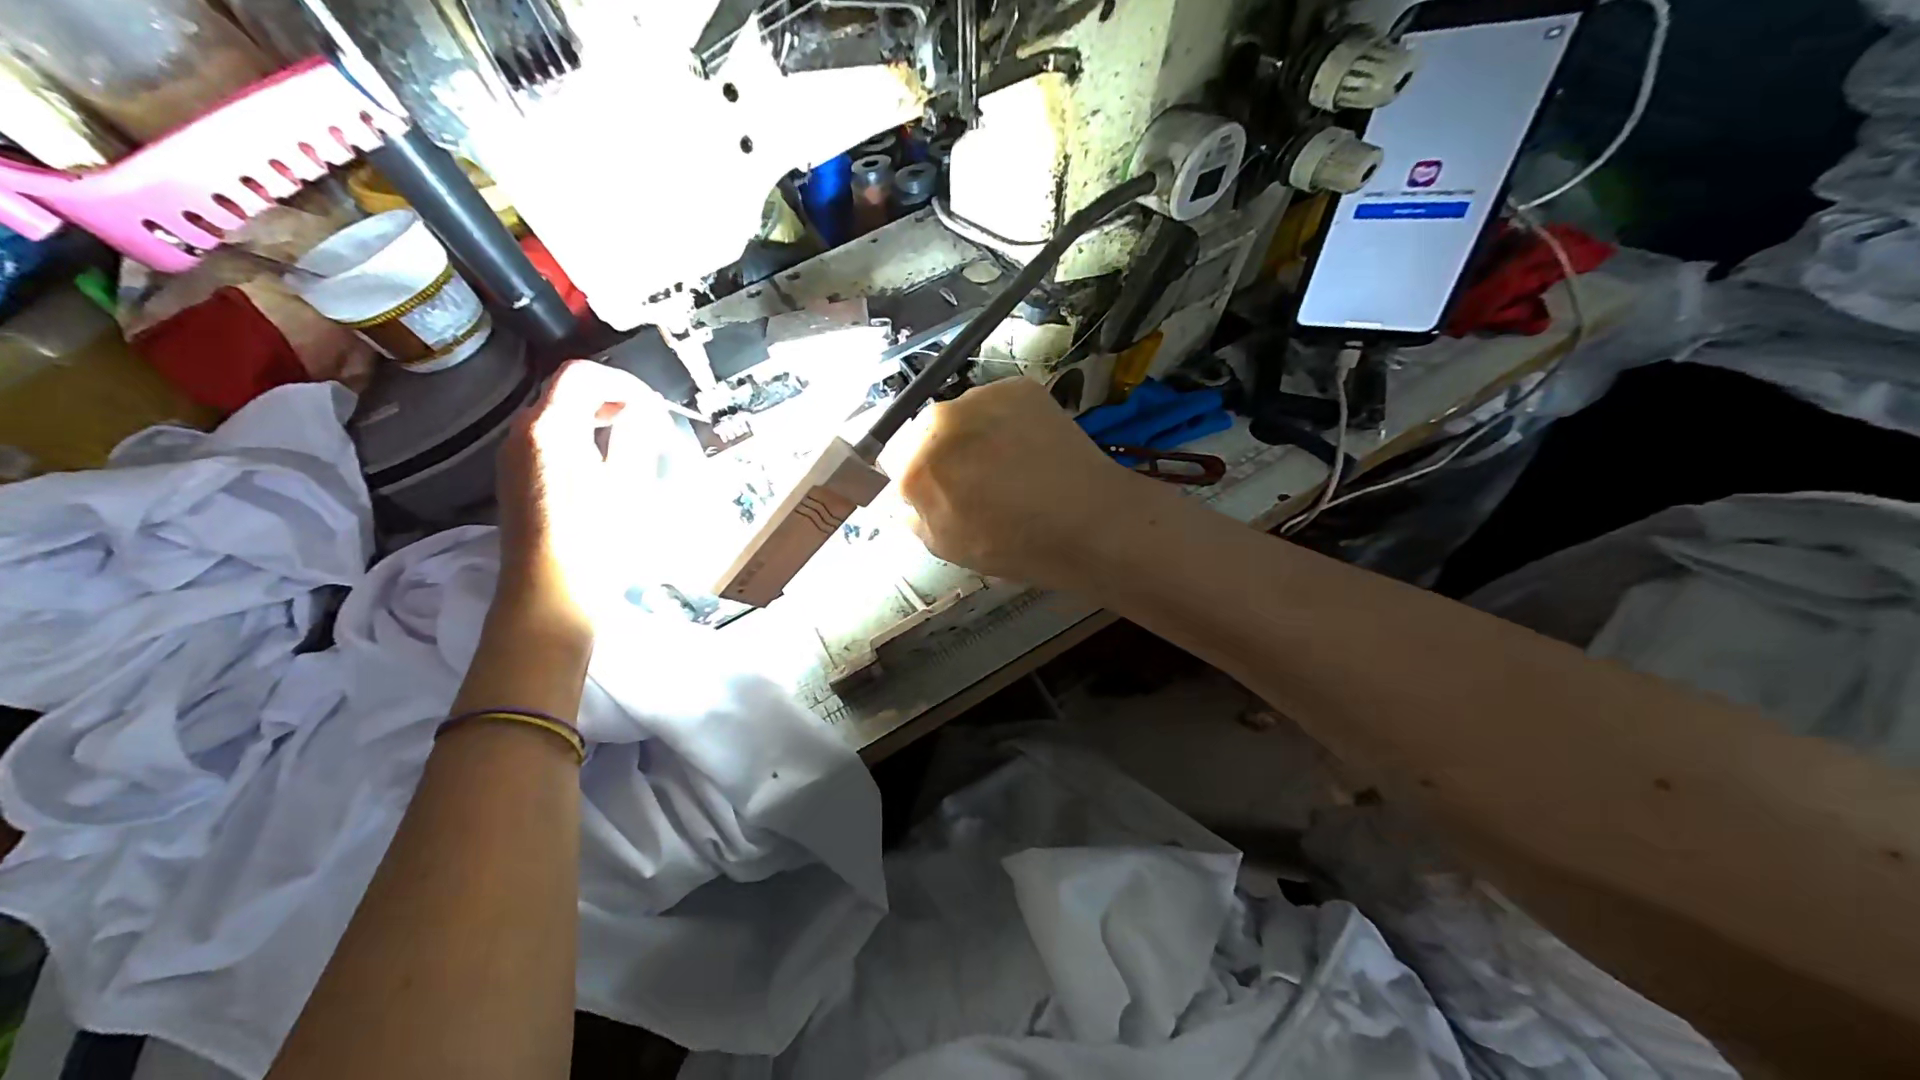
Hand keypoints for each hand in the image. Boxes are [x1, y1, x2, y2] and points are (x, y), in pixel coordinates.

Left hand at [496, 359, 663, 624]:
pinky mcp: (516, 480)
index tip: (653, 407)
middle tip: (650, 424)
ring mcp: (513, 457)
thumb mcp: (629, 482)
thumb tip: (641, 408)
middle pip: (566, 391)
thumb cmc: (597, 540)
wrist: (551, 595)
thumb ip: (636, 433)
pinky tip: (605, 469)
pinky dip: (580, 439)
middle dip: (612, 398)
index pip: (582, 374)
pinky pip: (548, 441)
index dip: (622, 381)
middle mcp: (522, 433)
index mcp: (550, 427)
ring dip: (597, 419)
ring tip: (634, 445)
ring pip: (557, 416)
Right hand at [893, 377, 1142, 587]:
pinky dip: (1006, 420)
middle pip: (926, 431)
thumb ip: (914, 515)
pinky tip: (1030, 447)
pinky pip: (997, 402)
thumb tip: (908, 496)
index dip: (917, 479)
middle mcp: (939, 419)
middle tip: (979, 480)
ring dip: (975, 433)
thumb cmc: (1015, 545)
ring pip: (964, 415)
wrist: (1092, 521)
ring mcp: (981, 396)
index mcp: (915, 464)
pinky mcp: (1018, 386)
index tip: (943, 494)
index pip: (894, 459)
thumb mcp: (947, 547)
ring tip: (1012, 464)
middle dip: (944, 452)